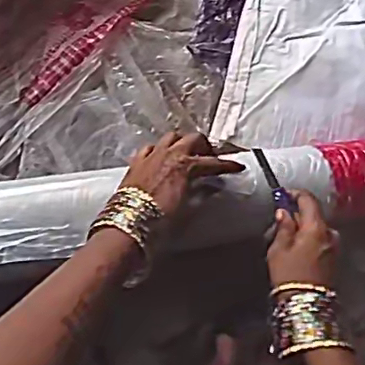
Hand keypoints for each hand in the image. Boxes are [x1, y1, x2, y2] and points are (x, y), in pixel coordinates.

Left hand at [118, 132, 243, 218]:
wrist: (127, 226)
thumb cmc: (160, 221)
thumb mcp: (187, 210)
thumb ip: (201, 194)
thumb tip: (210, 187)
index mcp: (186, 166)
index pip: (213, 163)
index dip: (228, 165)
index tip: (238, 167)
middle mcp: (170, 155)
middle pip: (193, 139)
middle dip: (204, 146)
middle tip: (210, 158)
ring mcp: (152, 155)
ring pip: (171, 137)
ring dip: (182, 142)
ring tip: (187, 154)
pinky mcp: (136, 162)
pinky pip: (151, 147)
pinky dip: (159, 149)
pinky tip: (161, 158)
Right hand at [267, 191, 336, 288]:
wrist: (307, 307)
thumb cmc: (290, 276)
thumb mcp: (279, 249)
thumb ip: (284, 226)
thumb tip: (285, 211)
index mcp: (317, 227)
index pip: (309, 200)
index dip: (295, 194)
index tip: (283, 195)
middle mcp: (330, 233)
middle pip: (313, 214)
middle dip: (297, 214)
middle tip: (280, 220)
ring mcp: (335, 247)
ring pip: (316, 228)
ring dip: (303, 228)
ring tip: (285, 239)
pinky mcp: (334, 259)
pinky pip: (320, 240)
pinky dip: (309, 239)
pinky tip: (296, 249)